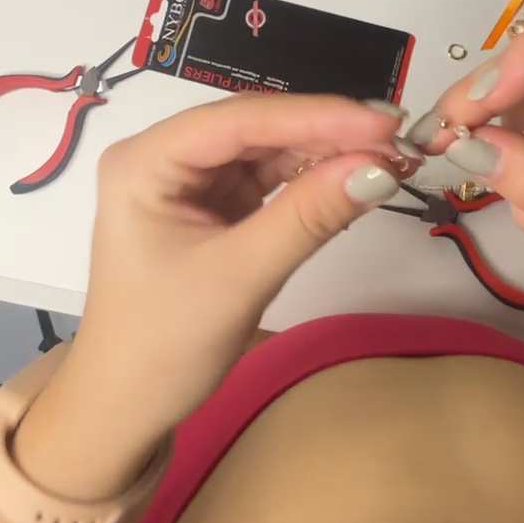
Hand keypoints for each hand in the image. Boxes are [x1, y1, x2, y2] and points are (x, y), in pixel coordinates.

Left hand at [42, 94, 410, 478]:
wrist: (127, 407)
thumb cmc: (165, 346)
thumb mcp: (240, 277)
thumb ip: (309, 216)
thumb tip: (381, 168)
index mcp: (143, 161)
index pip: (238, 120)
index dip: (315, 115)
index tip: (382, 122)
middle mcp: (160, 156)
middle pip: (253, 128)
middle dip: (323, 132)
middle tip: (396, 138)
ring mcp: (186, 180)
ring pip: (264, 150)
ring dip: (322, 152)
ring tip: (386, 156)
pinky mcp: (209, 204)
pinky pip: (265, 178)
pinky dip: (307, 180)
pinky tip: (348, 176)